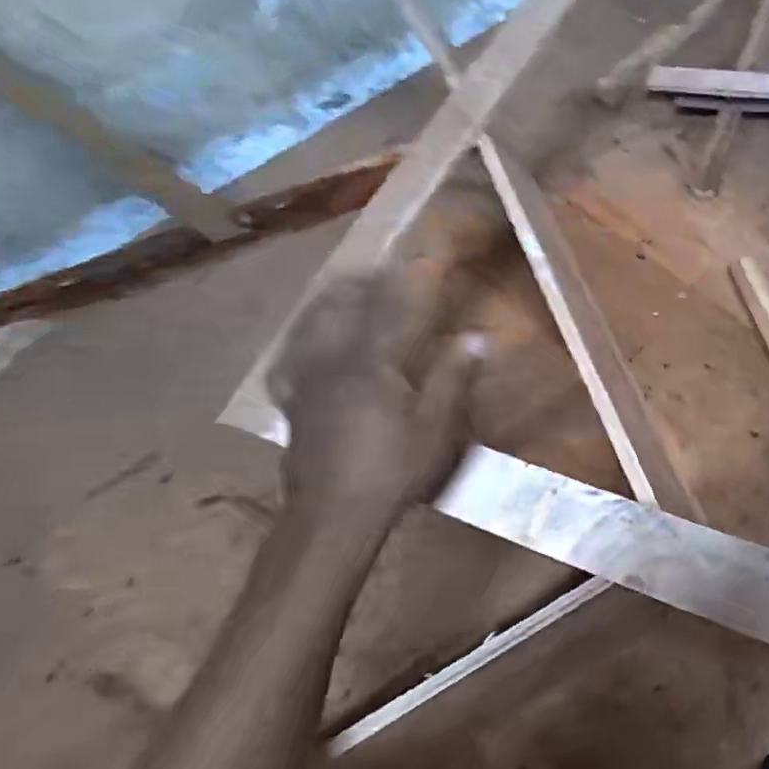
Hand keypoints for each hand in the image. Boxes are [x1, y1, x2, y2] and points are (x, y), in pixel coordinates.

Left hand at [270, 275, 482, 528]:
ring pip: (310, 330)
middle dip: (360, 285)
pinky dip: (301, 340)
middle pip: (340, 312)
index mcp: (369, 368)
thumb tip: (477, 336)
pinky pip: (291, 360)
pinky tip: (302, 341)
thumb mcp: (437, 425)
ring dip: (329, 303)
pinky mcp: (293, 405)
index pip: (390, 312)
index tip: (419, 255)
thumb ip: (453, 377)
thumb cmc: (395, 468)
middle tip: (378, 264)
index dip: (406, 282)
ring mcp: (304, 385)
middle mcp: (330, 366)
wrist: (333, 513)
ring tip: (342, 286)